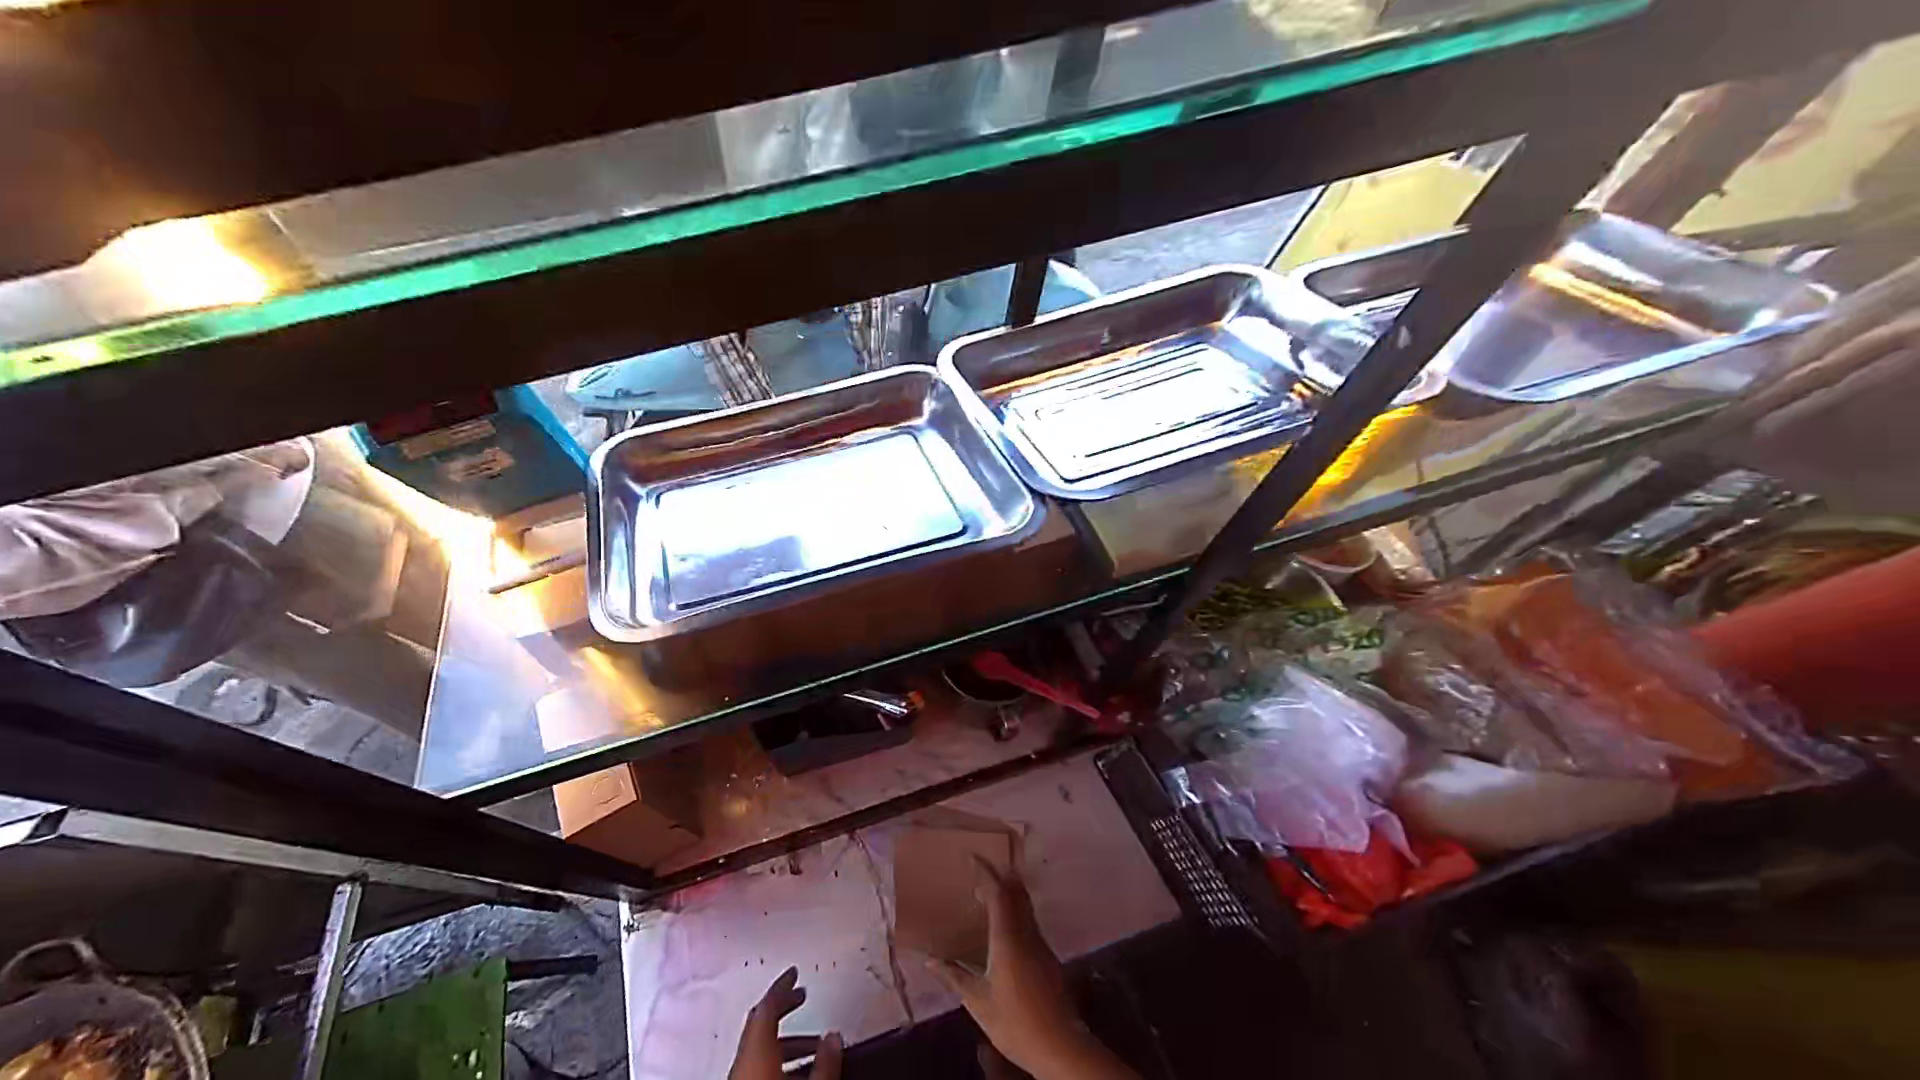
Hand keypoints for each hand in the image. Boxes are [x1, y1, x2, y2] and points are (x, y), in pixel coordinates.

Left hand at [727, 967, 842, 1079]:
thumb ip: (825, 1058)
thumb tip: (834, 1038)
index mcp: (757, 1049)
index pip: (767, 1005)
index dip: (782, 985)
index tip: (793, 972)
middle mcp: (743, 1061)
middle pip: (760, 1023)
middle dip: (783, 1007)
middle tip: (800, 995)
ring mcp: (739, 1077)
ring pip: (760, 1047)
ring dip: (785, 1039)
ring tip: (812, 1044)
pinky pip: (757, 1065)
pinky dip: (776, 1058)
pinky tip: (796, 1069)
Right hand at [926, 862, 1136, 1079]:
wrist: (1061, 1047)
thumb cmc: (1015, 1023)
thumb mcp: (978, 1003)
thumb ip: (955, 976)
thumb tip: (930, 960)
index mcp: (1008, 939)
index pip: (998, 893)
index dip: (986, 872)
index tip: (972, 857)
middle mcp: (1027, 934)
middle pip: (1017, 893)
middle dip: (999, 876)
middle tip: (978, 875)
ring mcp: (1041, 944)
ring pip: (1025, 906)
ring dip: (1008, 894)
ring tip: (986, 897)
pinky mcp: (1048, 957)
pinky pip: (1029, 922)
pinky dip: (1014, 912)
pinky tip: (1003, 929)